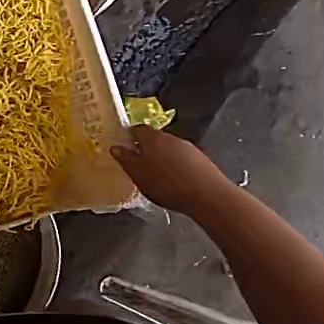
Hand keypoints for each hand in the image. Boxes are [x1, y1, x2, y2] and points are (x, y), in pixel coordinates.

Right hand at [111, 125, 233, 215]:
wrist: (207, 195)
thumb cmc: (166, 184)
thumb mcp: (138, 174)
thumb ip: (126, 159)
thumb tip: (116, 147)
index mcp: (152, 138)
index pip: (137, 129)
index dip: (129, 136)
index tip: (125, 147)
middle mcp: (170, 137)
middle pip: (154, 138)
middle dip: (146, 148)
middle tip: (139, 165)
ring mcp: (187, 147)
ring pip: (168, 148)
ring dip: (161, 158)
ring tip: (157, 176)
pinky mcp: (200, 159)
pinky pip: (182, 159)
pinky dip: (175, 166)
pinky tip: (175, 181)